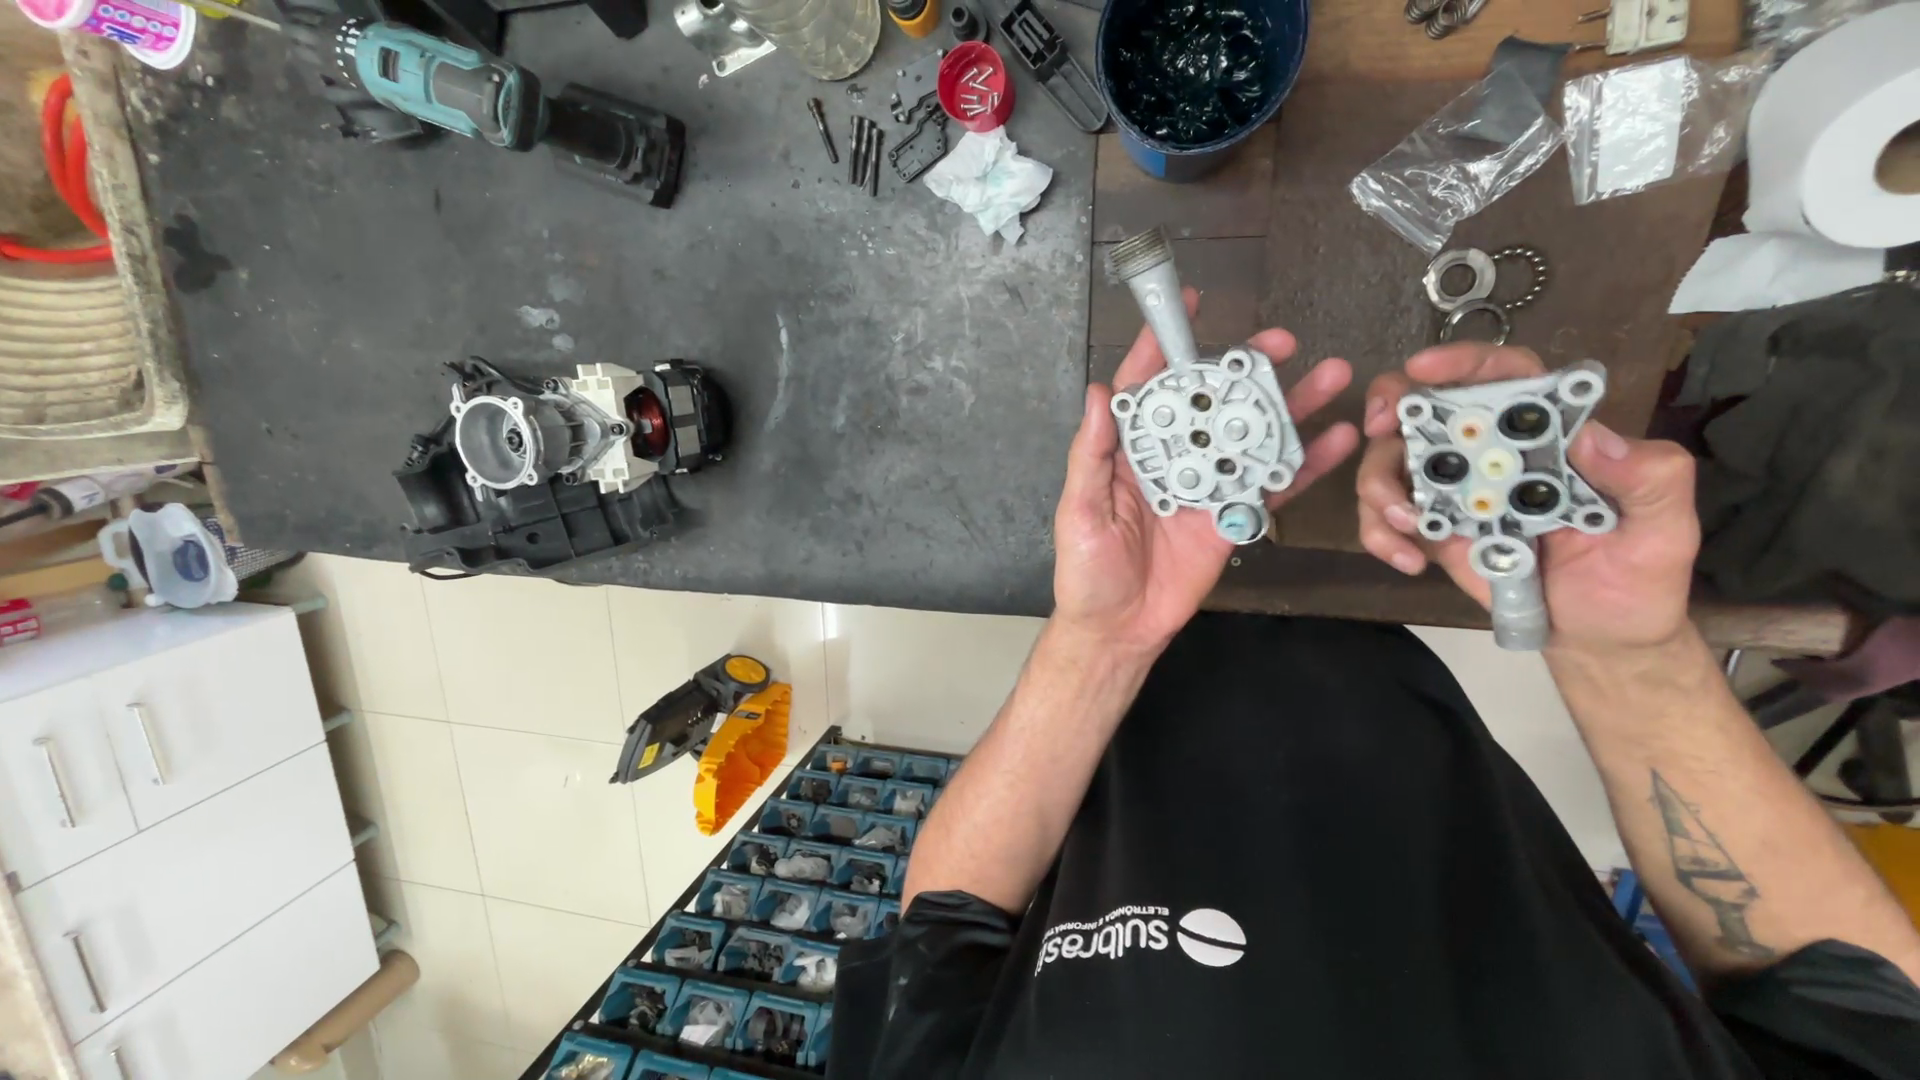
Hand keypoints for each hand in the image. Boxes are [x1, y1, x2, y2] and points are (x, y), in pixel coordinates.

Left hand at [1054, 288, 1358, 657]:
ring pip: (1250, 438)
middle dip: (1244, 370)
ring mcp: (1206, 487)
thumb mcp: (1079, 510)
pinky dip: (1304, 464)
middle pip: (1212, 404)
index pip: (1146, 389)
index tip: (1187, 307)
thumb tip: (1098, 395)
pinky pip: (1271, 486)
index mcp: (1129, 452)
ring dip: (1288, 408)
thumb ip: (1091, 455)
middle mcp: (1172, 460)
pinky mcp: (1232, 517)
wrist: (1119, 627)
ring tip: (1328, 377)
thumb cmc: (1088, 570)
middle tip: (1279, 342)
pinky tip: (1336, 440)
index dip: (1164, 348)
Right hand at [1355, 343, 1699, 653]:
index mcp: (1547, 435)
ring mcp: (1453, 490)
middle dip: (1390, 408)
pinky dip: (1380, 535)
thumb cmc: (1635, 576)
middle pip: (1426, 408)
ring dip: (1381, 488)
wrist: (1596, 635)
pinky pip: (1382, 519)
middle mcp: (1491, 452)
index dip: (1463, 364)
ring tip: (1406, 527)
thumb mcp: (1663, 528)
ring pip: (1391, 462)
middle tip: (1378, 429)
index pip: (1505, 378)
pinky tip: (1408, 561)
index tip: (1423, 371)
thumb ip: (1647, 478)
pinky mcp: (1430, 528)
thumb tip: (1592, 437)